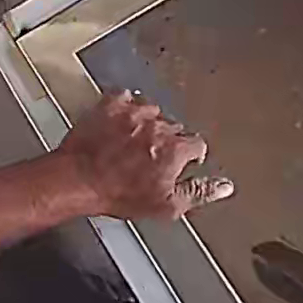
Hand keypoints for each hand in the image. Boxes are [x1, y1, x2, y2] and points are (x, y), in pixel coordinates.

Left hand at [55, 90, 233, 219]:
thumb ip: (199, 192)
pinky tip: (119, 120)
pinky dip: (125, 106)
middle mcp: (158, 125)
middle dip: (166, 140)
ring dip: (146, 122)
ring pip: (151, 110)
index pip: (196, 143)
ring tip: (132, 139)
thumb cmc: (119, 194)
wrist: (78, 179)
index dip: (189, 154)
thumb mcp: (166, 205)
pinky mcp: (111, 104)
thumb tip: (224, 186)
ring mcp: (134, 112)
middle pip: (173, 126)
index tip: (180, 161)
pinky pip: (126, 96)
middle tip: (150, 155)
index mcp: (175, 148)